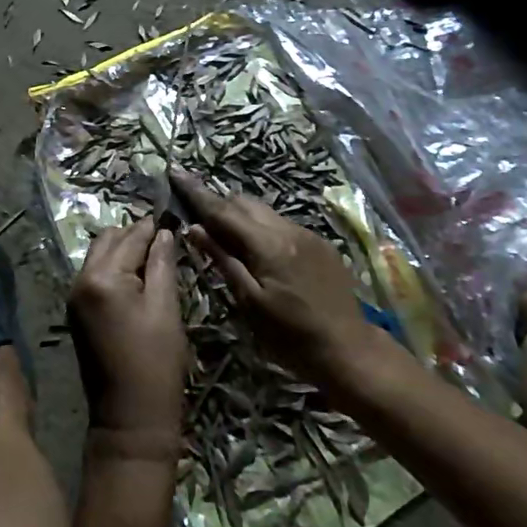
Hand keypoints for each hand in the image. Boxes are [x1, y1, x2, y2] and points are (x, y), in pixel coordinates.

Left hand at [69, 217, 186, 434]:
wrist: (130, 419)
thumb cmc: (156, 364)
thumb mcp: (165, 309)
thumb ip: (162, 265)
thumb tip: (164, 233)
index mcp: (102, 278)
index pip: (130, 239)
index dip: (152, 226)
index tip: (170, 212)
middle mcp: (80, 280)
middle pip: (108, 242)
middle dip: (134, 235)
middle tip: (164, 233)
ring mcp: (74, 296)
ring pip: (99, 257)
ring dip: (123, 250)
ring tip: (154, 252)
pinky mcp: (77, 311)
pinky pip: (94, 275)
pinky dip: (114, 268)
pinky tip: (136, 273)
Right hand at [170, 168, 380, 390]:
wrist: (351, 353)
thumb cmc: (291, 337)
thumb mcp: (249, 303)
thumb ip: (223, 260)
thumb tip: (194, 228)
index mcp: (268, 245)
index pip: (223, 210)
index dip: (196, 192)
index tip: (176, 173)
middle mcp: (289, 230)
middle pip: (244, 202)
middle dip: (219, 205)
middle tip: (199, 221)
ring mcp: (308, 236)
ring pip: (264, 212)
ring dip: (242, 217)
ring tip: (228, 238)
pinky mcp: (321, 245)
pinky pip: (282, 225)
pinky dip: (263, 230)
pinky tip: (261, 253)